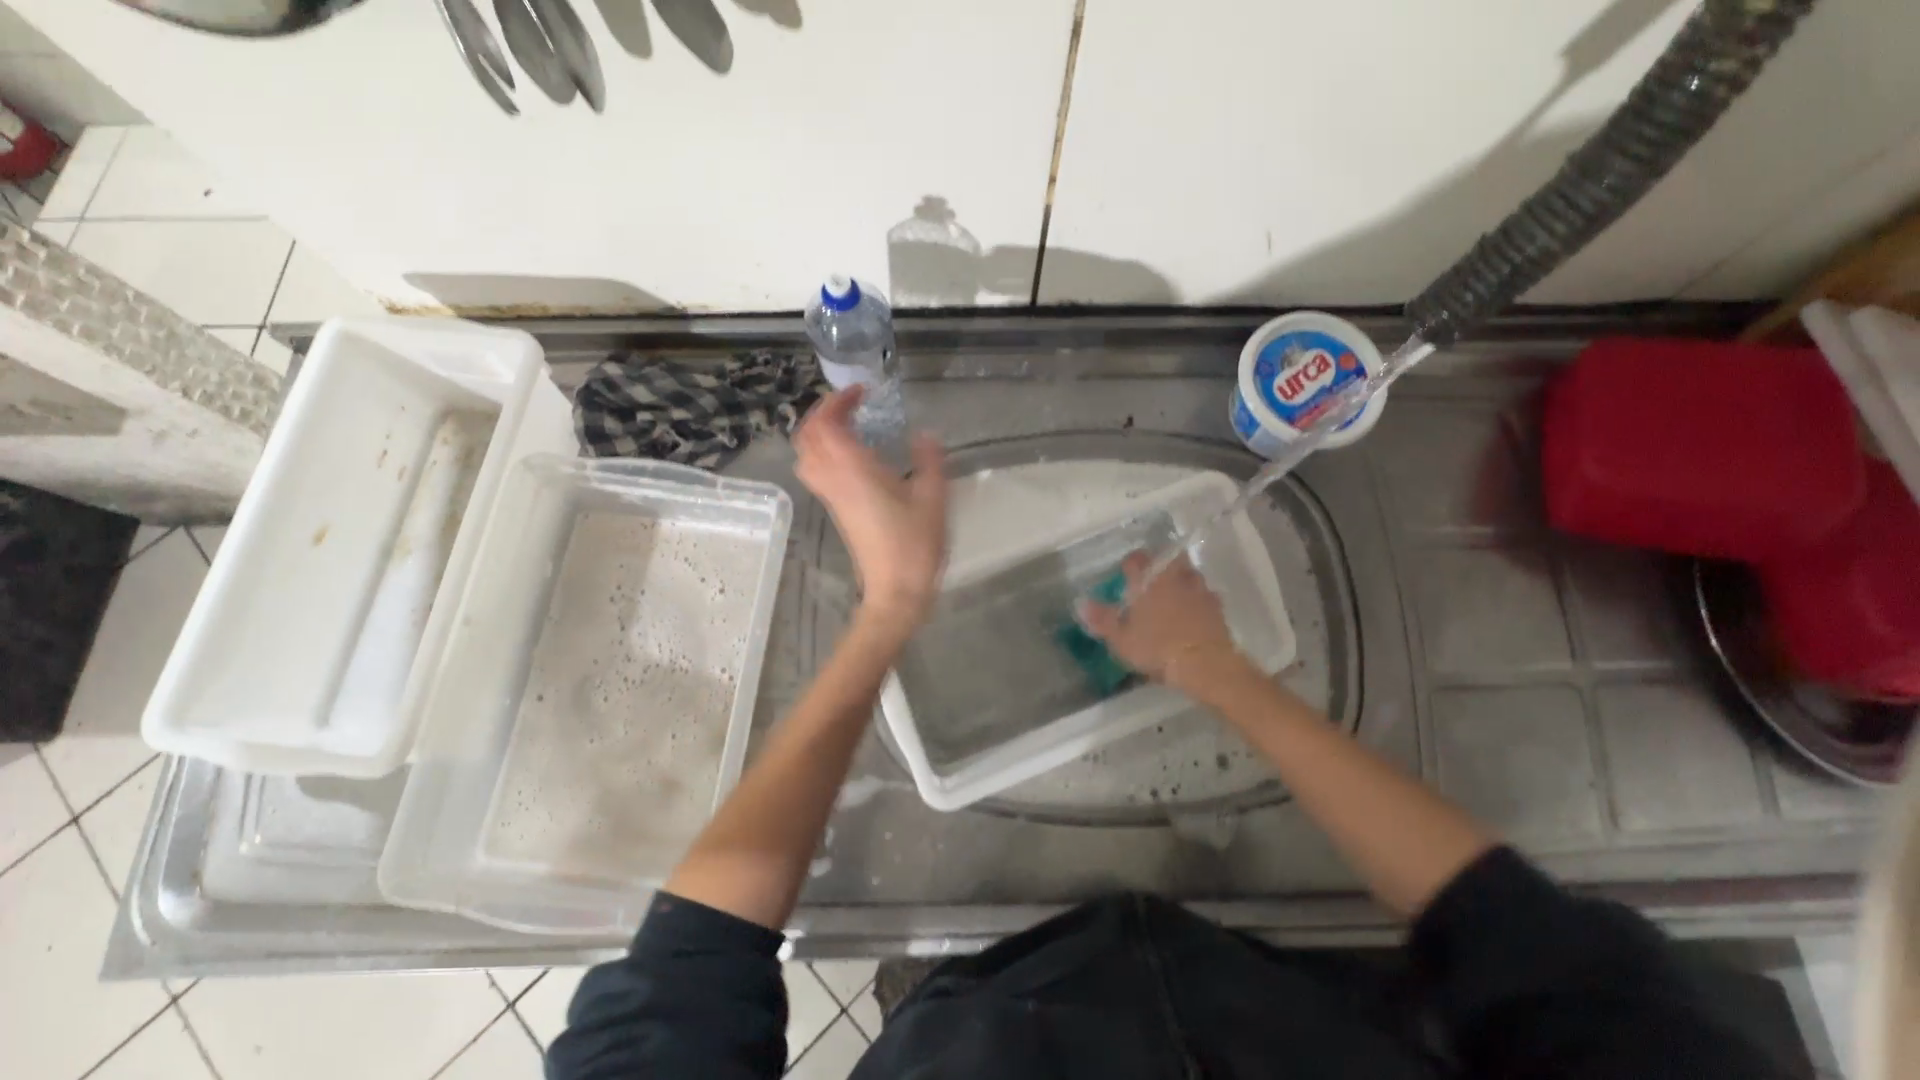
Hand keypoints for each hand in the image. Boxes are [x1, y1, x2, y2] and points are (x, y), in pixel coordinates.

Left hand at [794, 387, 948, 631]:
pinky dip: (823, 453)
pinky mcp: (836, 511)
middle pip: (808, 436)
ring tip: (846, 425)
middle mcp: (834, 479)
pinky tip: (851, 456)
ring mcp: (831, 497)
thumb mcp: (933, 496)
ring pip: (806, 455)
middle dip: (823, 413)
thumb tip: (924, 434)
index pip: (827, 423)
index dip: (838, 401)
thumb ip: (929, 459)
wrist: (896, 590)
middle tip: (851, 404)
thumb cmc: (915, 543)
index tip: (861, 391)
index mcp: (854, 469)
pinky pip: (816, 472)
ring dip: (819, 433)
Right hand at [1078, 551, 1257, 698]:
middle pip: (1168, 558)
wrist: (1205, 663)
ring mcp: (1199, 589)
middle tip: (1151, 582)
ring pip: (1189, 574)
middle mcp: (1175, 577)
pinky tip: (1193, 615)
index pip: (1135, 559)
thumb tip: (1081, 603)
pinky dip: (1198, 600)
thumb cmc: (1157, 648)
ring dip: (1181, 580)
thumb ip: (1102, 619)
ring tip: (1173, 597)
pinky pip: (1205, 596)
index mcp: (1148, 580)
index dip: (1129, 564)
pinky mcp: (1217, 606)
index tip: (1124, 576)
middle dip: (1160, 565)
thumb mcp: (1121, 639)